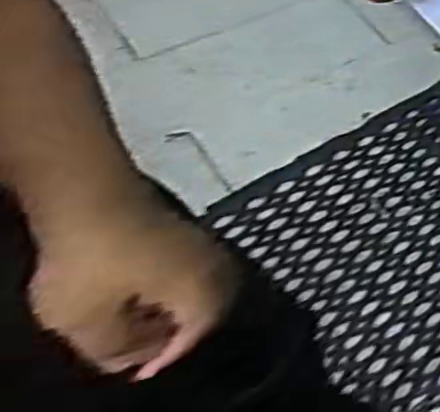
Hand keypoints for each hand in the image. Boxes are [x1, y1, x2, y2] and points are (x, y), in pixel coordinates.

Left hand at [27, 191, 239, 379]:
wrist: (98, 205)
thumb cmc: (95, 264)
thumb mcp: (86, 319)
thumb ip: (113, 346)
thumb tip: (133, 359)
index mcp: (198, 285)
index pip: (201, 326)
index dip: (173, 354)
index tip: (142, 374)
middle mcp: (215, 264)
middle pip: (215, 305)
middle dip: (184, 332)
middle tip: (147, 353)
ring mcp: (205, 246)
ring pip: (207, 287)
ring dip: (180, 312)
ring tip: (142, 329)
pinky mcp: (190, 237)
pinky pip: (197, 273)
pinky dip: (177, 294)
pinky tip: (145, 300)